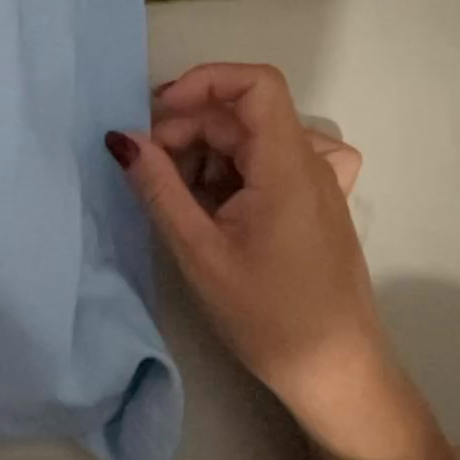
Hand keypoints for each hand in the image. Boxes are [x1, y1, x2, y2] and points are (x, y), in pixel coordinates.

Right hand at [106, 64, 387, 425]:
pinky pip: (267, 159)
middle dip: (186, 130)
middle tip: (149, 171)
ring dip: (204, 152)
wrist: (339, 378)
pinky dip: (232, 167)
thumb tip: (120, 138)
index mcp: (289, 167)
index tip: (159, 114)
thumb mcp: (199, 252)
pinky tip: (219, 200)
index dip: (203, 81)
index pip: (255, 83)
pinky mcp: (312, 203)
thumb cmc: (269, 316)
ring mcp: (316, 183)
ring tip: (179, 197)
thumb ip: (158, 187)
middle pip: (239, 113)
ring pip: (249, 136)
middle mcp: (309, 163)